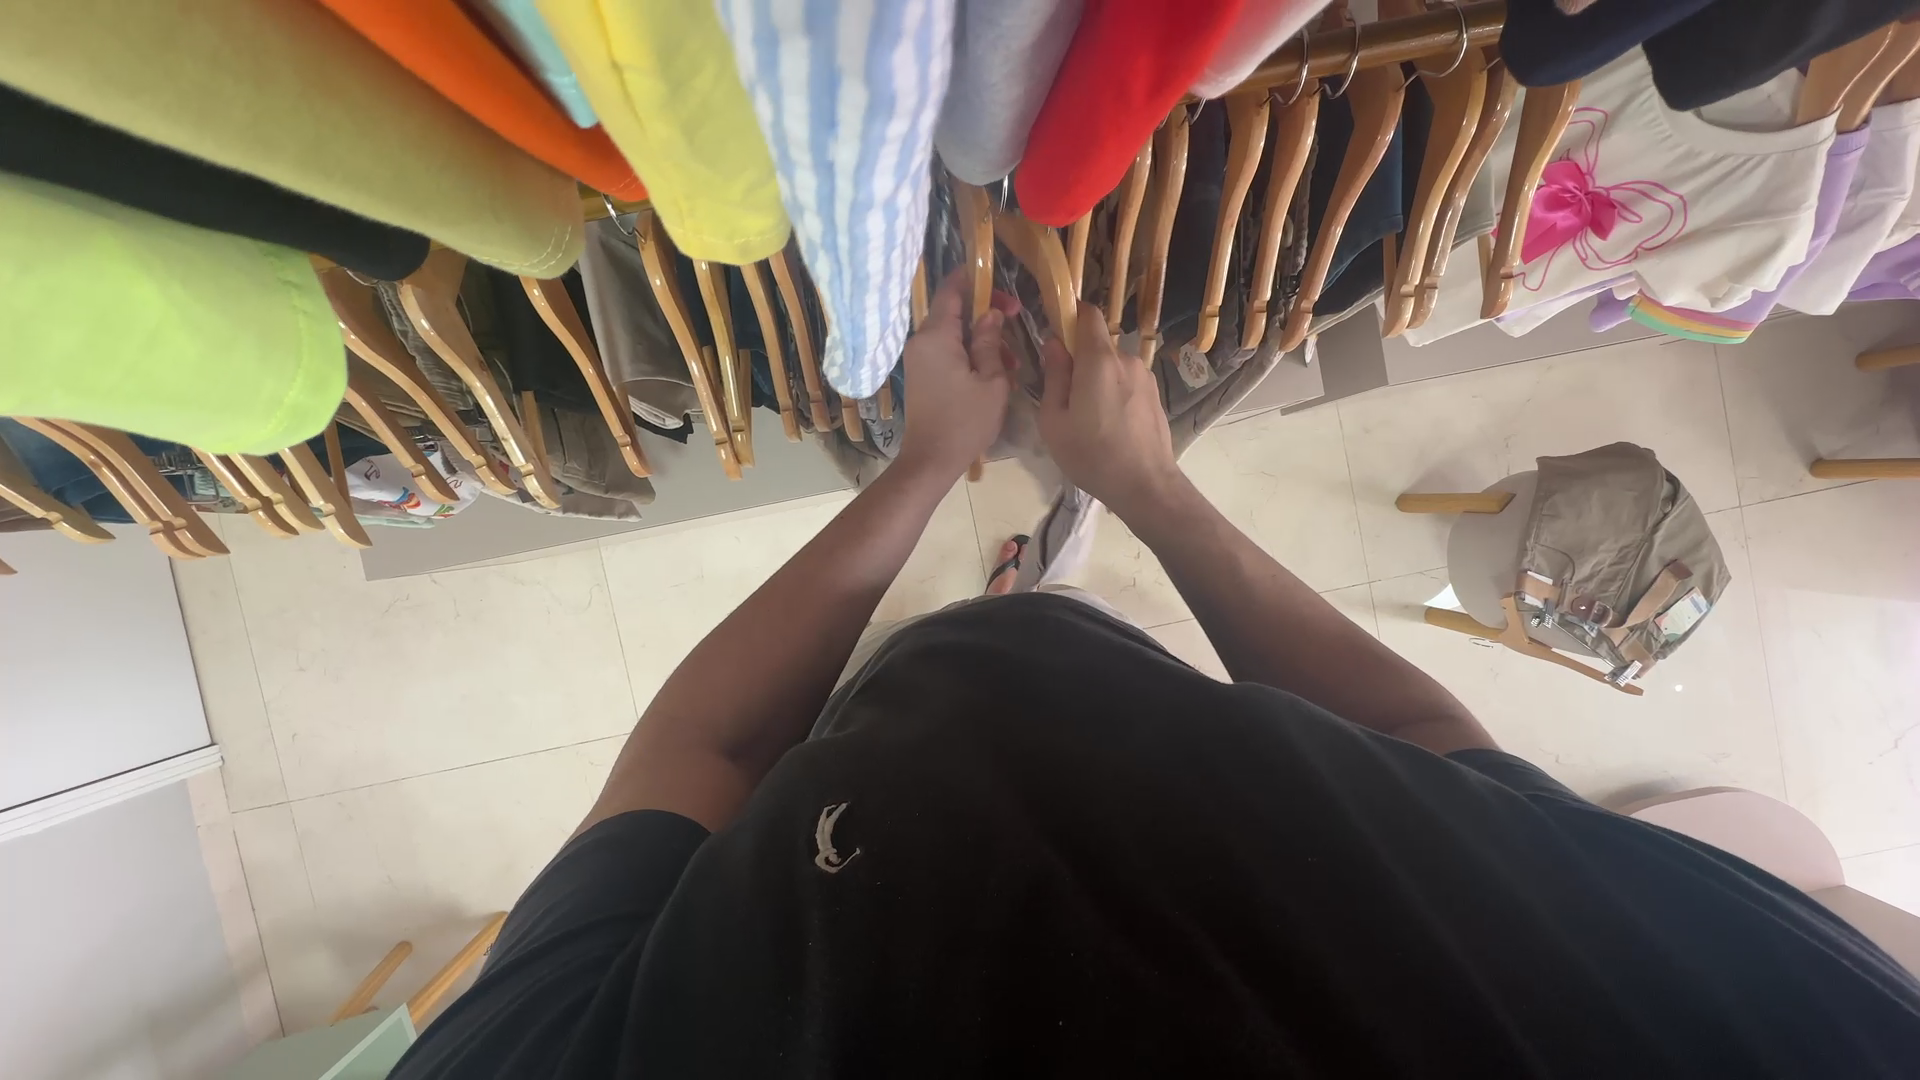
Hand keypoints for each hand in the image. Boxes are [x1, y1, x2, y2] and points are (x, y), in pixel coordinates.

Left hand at [898, 269, 1020, 478]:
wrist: (931, 460)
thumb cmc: (966, 422)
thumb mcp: (991, 381)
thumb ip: (991, 342)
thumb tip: (991, 315)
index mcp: (936, 335)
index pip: (951, 288)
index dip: (978, 280)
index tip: (1004, 290)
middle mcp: (921, 340)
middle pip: (953, 310)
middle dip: (986, 313)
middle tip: (1015, 322)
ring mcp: (918, 358)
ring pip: (953, 333)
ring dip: (981, 338)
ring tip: (1010, 360)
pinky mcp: (921, 374)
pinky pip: (946, 351)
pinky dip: (968, 353)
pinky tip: (992, 372)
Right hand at [1038, 301, 1185, 519]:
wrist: (1145, 485)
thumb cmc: (1091, 455)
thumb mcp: (1054, 420)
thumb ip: (1054, 376)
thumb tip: (1054, 344)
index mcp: (1099, 360)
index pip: (1088, 314)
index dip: (1070, 316)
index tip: (1055, 335)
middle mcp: (1127, 359)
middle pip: (1097, 345)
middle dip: (1079, 361)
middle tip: (1065, 398)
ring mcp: (1145, 376)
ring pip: (1112, 366)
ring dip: (1097, 381)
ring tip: (1087, 418)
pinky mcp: (1154, 394)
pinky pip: (1125, 382)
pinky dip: (1113, 394)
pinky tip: (1108, 426)